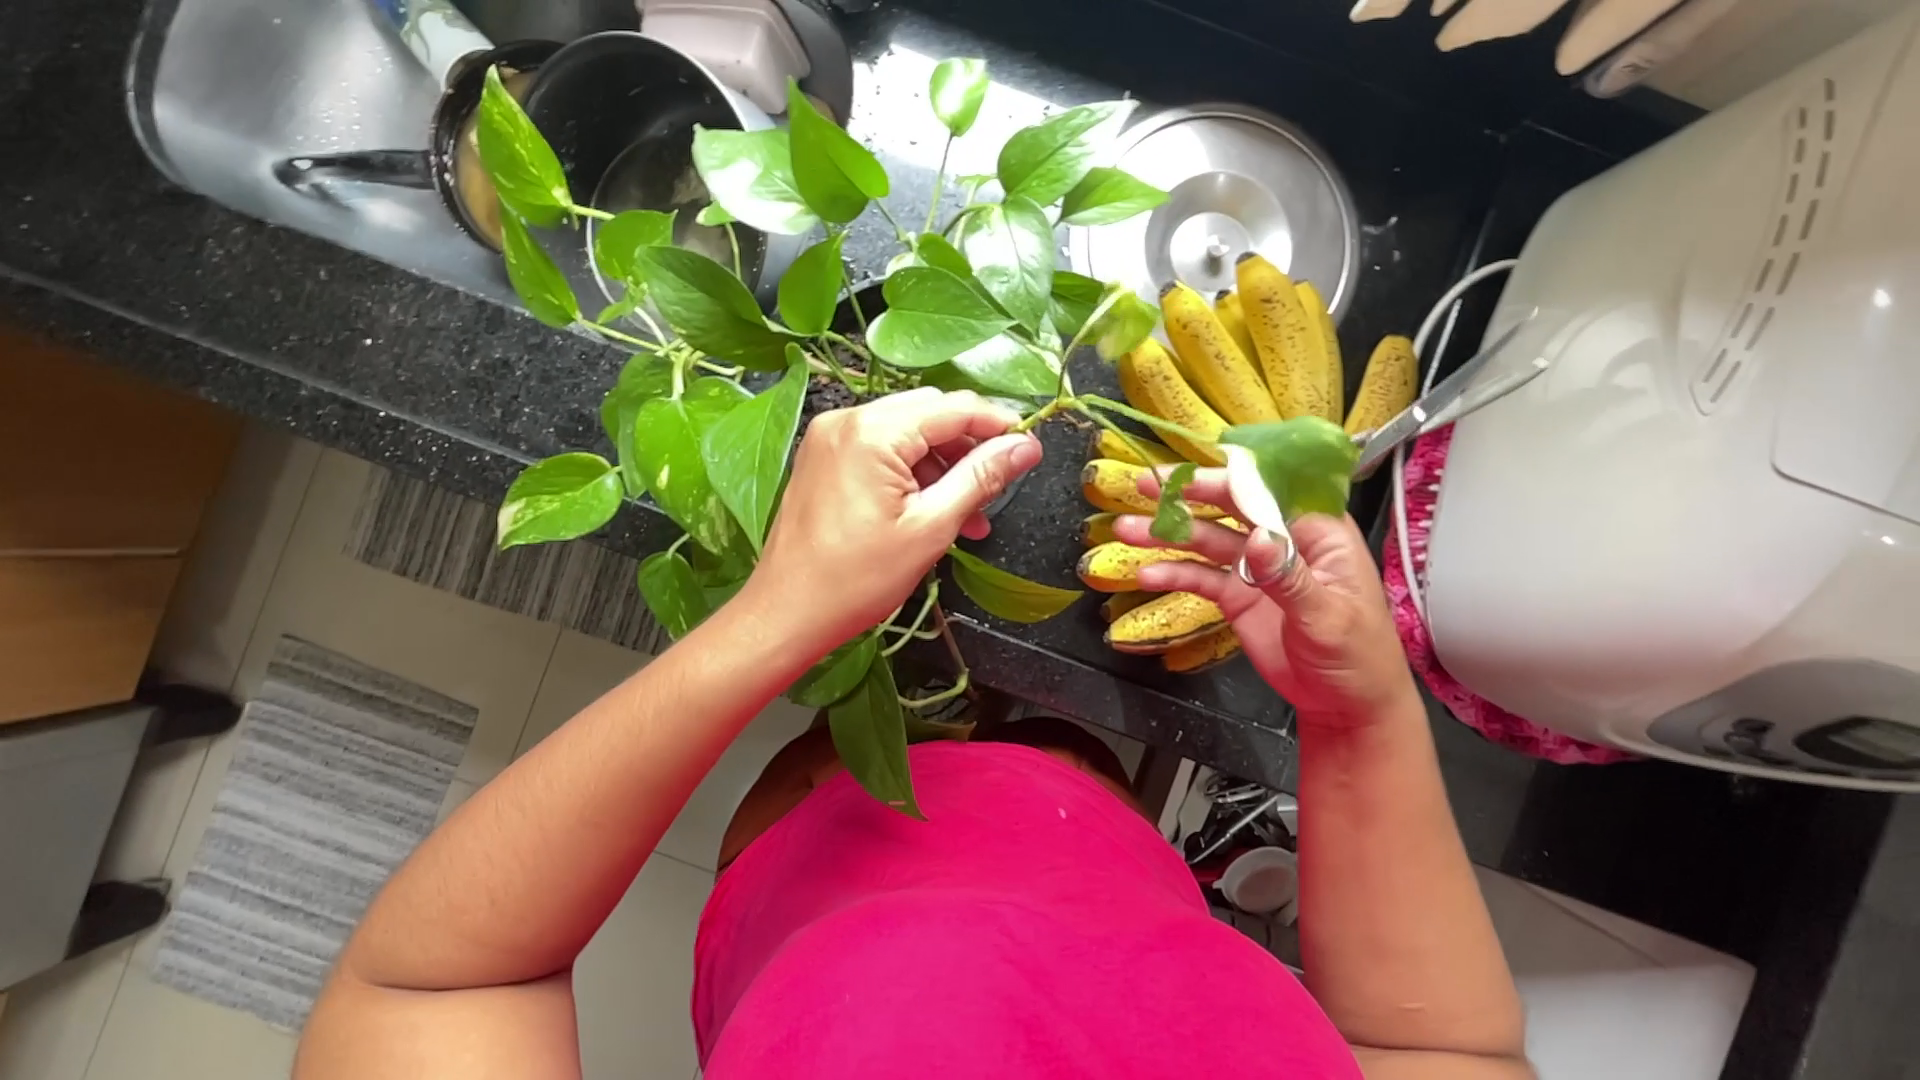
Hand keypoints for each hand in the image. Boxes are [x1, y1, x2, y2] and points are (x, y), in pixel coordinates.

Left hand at [749, 388, 1043, 651]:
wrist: (787, 613)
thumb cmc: (856, 579)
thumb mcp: (931, 528)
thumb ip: (981, 478)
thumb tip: (1026, 446)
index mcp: (873, 431)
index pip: (953, 408)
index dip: (998, 424)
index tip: (1030, 446)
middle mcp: (847, 420)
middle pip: (930, 414)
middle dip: (969, 447)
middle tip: (998, 486)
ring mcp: (831, 438)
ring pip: (907, 433)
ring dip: (943, 465)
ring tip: (971, 514)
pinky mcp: (824, 458)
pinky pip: (881, 450)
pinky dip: (913, 473)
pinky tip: (934, 510)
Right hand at [1112, 469, 1418, 728]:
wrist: (1344, 705)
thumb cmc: (1356, 656)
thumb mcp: (1327, 616)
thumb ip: (1288, 577)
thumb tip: (1256, 536)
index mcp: (1319, 532)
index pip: (1271, 492)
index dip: (1229, 478)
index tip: (1189, 473)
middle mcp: (1283, 540)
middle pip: (1231, 507)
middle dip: (1187, 497)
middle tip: (1145, 486)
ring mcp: (1256, 568)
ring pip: (1207, 540)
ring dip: (1168, 535)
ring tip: (1127, 530)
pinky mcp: (1236, 595)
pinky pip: (1200, 578)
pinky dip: (1173, 574)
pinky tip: (1147, 575)